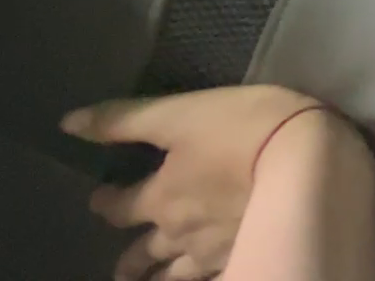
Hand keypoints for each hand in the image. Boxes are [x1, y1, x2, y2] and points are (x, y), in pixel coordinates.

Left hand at [61, 85, 344, 280]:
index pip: (120, 207)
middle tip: (125, 261)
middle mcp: (178, 231)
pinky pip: (214, 276)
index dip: (107, 202)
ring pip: (175, 275)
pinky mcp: (247, 253)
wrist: (307, 161)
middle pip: (143, 253)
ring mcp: (214, 250)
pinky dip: (203, 277)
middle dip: (131, 258)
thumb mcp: (187, 110)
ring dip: (161, 277)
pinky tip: (209, 273)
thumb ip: (129, 119)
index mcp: (161, 196)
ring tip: (157, 278)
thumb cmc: (245, 127)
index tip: (99, 197)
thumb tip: (67, 123)